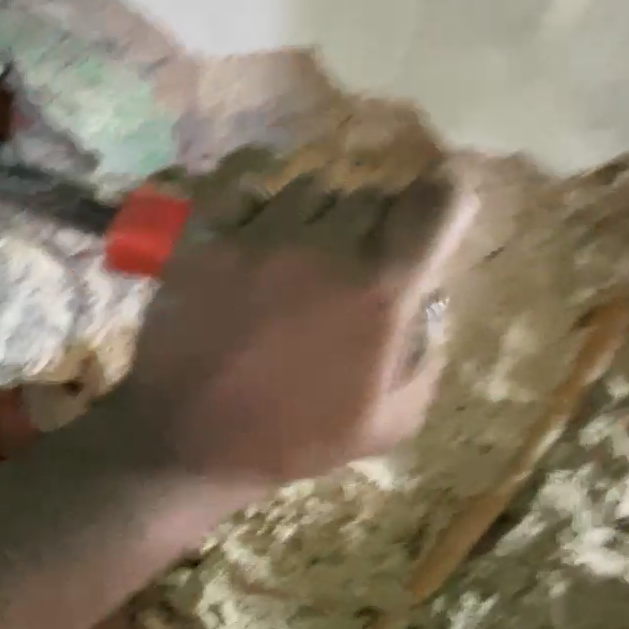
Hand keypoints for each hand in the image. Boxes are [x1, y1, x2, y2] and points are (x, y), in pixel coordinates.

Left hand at [112, 150, 476, 486]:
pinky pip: (242, 193)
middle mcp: (322, 249)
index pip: (440, 199)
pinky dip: (255, 206)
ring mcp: (255, 241)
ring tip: (295, 252)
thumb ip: (424, 353)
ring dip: (312, 214)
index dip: (441, 201)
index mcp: (379, 290)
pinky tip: (252, 235)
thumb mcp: (388, 420)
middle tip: (350, 257)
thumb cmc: (290, 439)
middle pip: (368, 194)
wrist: (187, 437)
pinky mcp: (202, 243)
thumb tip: (425, 300)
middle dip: (370, 221)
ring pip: (306, 189)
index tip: (427, 217)